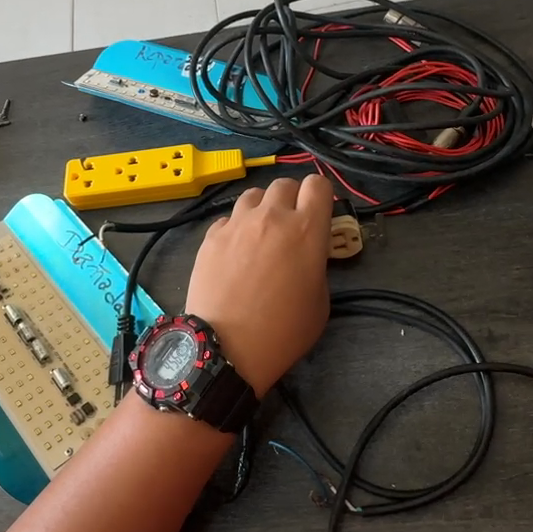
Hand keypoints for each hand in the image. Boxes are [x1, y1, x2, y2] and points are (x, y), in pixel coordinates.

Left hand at [184, 174, 333, 394]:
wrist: (226, 347)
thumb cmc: (283, 331)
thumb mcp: (320, 301)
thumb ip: (316, 263)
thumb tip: (307, 252)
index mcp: (306, 229)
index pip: (318, 185)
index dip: (321, 196)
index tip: (319, 212)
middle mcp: (271, 217)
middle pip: (285, 184)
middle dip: (292, 199)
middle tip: (291, 225)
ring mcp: (237, 223)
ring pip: (253, 195)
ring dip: (262, 208)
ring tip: (261, 233)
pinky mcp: (211, 236)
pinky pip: (228, 218)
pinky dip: (236, 227)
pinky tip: (235, 251)